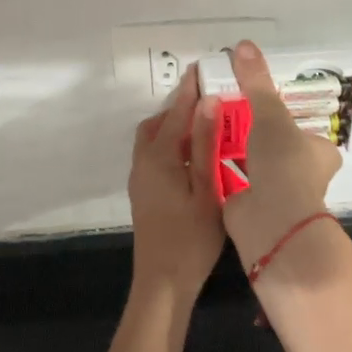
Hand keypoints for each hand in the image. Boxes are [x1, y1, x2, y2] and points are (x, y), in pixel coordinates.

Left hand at [128, 78, 225, 302]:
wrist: (163, 282)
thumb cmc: (191, 238)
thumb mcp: (207, 189)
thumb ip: (207, 144)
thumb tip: (209, 102)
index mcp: (159, 158)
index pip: (176, 114)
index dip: (190, 90)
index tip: (204, 68)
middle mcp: (143, 164)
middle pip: (158, 125)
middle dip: (180, 108)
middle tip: (210, 100)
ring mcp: (141, 181)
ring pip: (155, 142)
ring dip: (176, 129)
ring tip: (208, 126)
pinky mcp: (145, 195)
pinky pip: (156, 158)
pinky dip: (174, 147)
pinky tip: (198, 157)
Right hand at [210, 40, 342, 264]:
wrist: (270, 221)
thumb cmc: (283, 164)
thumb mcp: (271, 114)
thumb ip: (255, 82)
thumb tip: (242, 45)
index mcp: (321, 153)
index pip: (302, 127)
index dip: (280, 113)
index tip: (255, 100)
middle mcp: (303, 173)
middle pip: (274, 143)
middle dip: (251, 130)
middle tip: (225, 105)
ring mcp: (276, 191)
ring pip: (252, 161)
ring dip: (233, 146)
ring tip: (208, 121)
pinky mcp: (251, 204)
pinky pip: (233, 176)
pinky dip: (219, 164)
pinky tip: (200, 146)